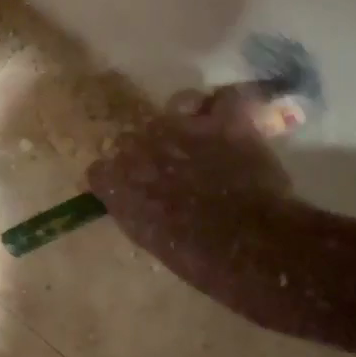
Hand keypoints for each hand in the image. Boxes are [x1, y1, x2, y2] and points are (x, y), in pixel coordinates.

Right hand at [87, 88, 318, 336]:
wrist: (254, 247)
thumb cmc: (199, 258)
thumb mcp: (149, 238)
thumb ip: (134, 211)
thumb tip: (135, 203)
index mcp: (115, 181)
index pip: (101, 170)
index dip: (119, 179)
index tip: (134, 191)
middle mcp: (139, 147)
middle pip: (134, 136)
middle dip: (150, 149)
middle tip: (174, 168)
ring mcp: (181, 129)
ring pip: (174, 107)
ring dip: (184, 121)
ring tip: (200, 135)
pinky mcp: (224, 123)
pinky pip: (225, 98)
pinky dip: (229, 106)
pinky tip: (232, 118)